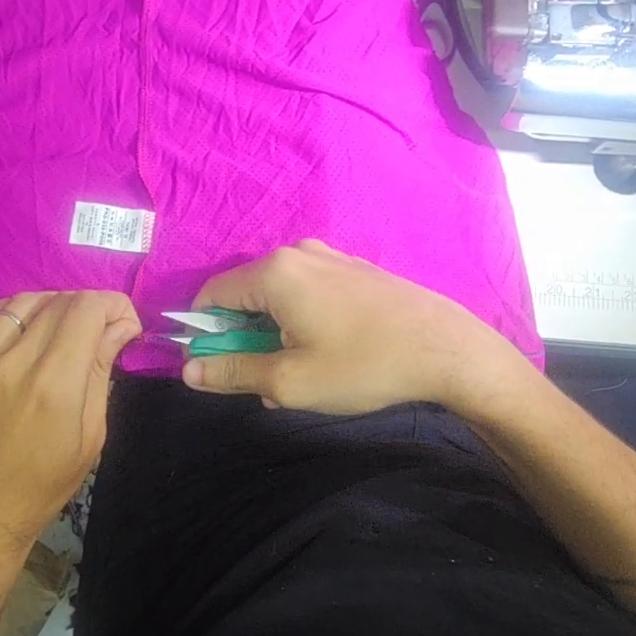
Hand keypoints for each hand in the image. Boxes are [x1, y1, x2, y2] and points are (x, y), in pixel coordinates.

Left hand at [0, 292, 140, 576]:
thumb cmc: (43, 485)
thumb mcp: (90, 436)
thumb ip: (101, 373)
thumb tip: (120, 328)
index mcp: (54, 384)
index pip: (89, 309)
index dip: (116, 306)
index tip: (127, 326)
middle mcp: (15, 362)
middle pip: (61, 301)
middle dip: (93, 306)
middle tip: (104, 330)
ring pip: (25, 301)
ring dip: (56, 304)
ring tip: (68, 326)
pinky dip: (15, 309)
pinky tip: (29, 323)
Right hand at [181, 240, 524, 414]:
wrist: (447, 351)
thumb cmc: (361, 366)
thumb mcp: (288, 381)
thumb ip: (232, 372)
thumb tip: (188, 371)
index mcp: (274, 273)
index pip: (212, 296)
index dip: (204, 334)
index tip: (219, 368)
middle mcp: (298, 253)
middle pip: (246, 296)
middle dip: (246, 339)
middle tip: (267, 382)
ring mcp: (331, 258)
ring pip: (279, 298)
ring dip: (276, 337)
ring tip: (303, 375)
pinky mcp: (356, 271)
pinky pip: (309, 295)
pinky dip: (303, 324)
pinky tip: (329, 357)